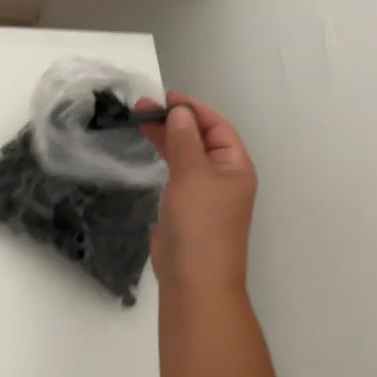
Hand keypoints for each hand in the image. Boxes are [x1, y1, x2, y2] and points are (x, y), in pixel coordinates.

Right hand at [138, 91, 256, 295]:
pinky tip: (150, 147)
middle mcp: (223, 176)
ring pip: (186, 154)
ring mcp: (205, 193)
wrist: (194, 279)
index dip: (193, 109)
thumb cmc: (200, 223)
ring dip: (166, 136)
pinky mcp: (187, 207)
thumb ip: (184, 140)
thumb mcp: (192, 175)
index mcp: (235, 167)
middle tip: (144, 106)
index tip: (167, 97)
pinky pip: (177, 173)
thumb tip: (181, 112)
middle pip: (200, 138)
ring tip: (140, 118)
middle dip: (175, 120)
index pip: (217, 127)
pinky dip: (164, 157)